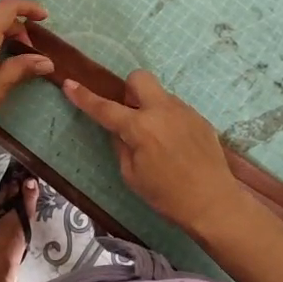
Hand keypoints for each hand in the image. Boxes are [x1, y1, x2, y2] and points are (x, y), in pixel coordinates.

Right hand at [62, 71, 244, 236]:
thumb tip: (120, 129)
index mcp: (140, 127)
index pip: (105, 108)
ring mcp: (183, 111)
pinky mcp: (199, 118)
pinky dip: (168, 121)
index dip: (84, 97)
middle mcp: (161, 110)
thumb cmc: (167, 196)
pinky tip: (176, 147)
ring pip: (159, 95)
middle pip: (138, 78)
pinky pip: (175, 110)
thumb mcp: (132, 176)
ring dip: (151, 108)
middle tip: (131, 116)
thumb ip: (121, 145)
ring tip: (159, 141)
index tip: (69, 83)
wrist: (214, 203)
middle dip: (129, 90)